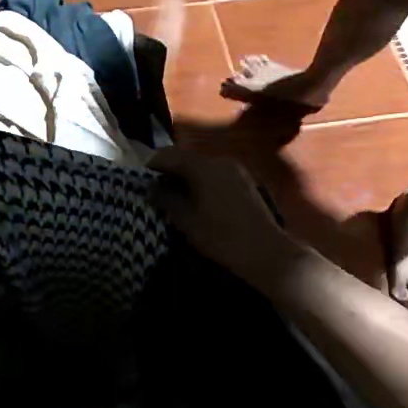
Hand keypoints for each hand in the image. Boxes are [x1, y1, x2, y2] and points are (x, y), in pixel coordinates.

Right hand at [147, 147, 297, 282]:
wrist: (266, 252)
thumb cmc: (222, 238)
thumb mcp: (187, 222)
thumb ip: (167, 200)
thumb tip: (152, 187)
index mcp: (204, 167)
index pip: (170, 155)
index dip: (153, 164)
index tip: (141, 177)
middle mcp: (221, 161)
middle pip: (188, 158)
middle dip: (170, 170)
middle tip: (156, 189)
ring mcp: (237, 170)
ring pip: (204, 167)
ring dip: (187, 177)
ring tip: (175, 197)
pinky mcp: (246, 182)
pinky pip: (217, 175)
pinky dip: (203, 182)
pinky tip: (198, 200)